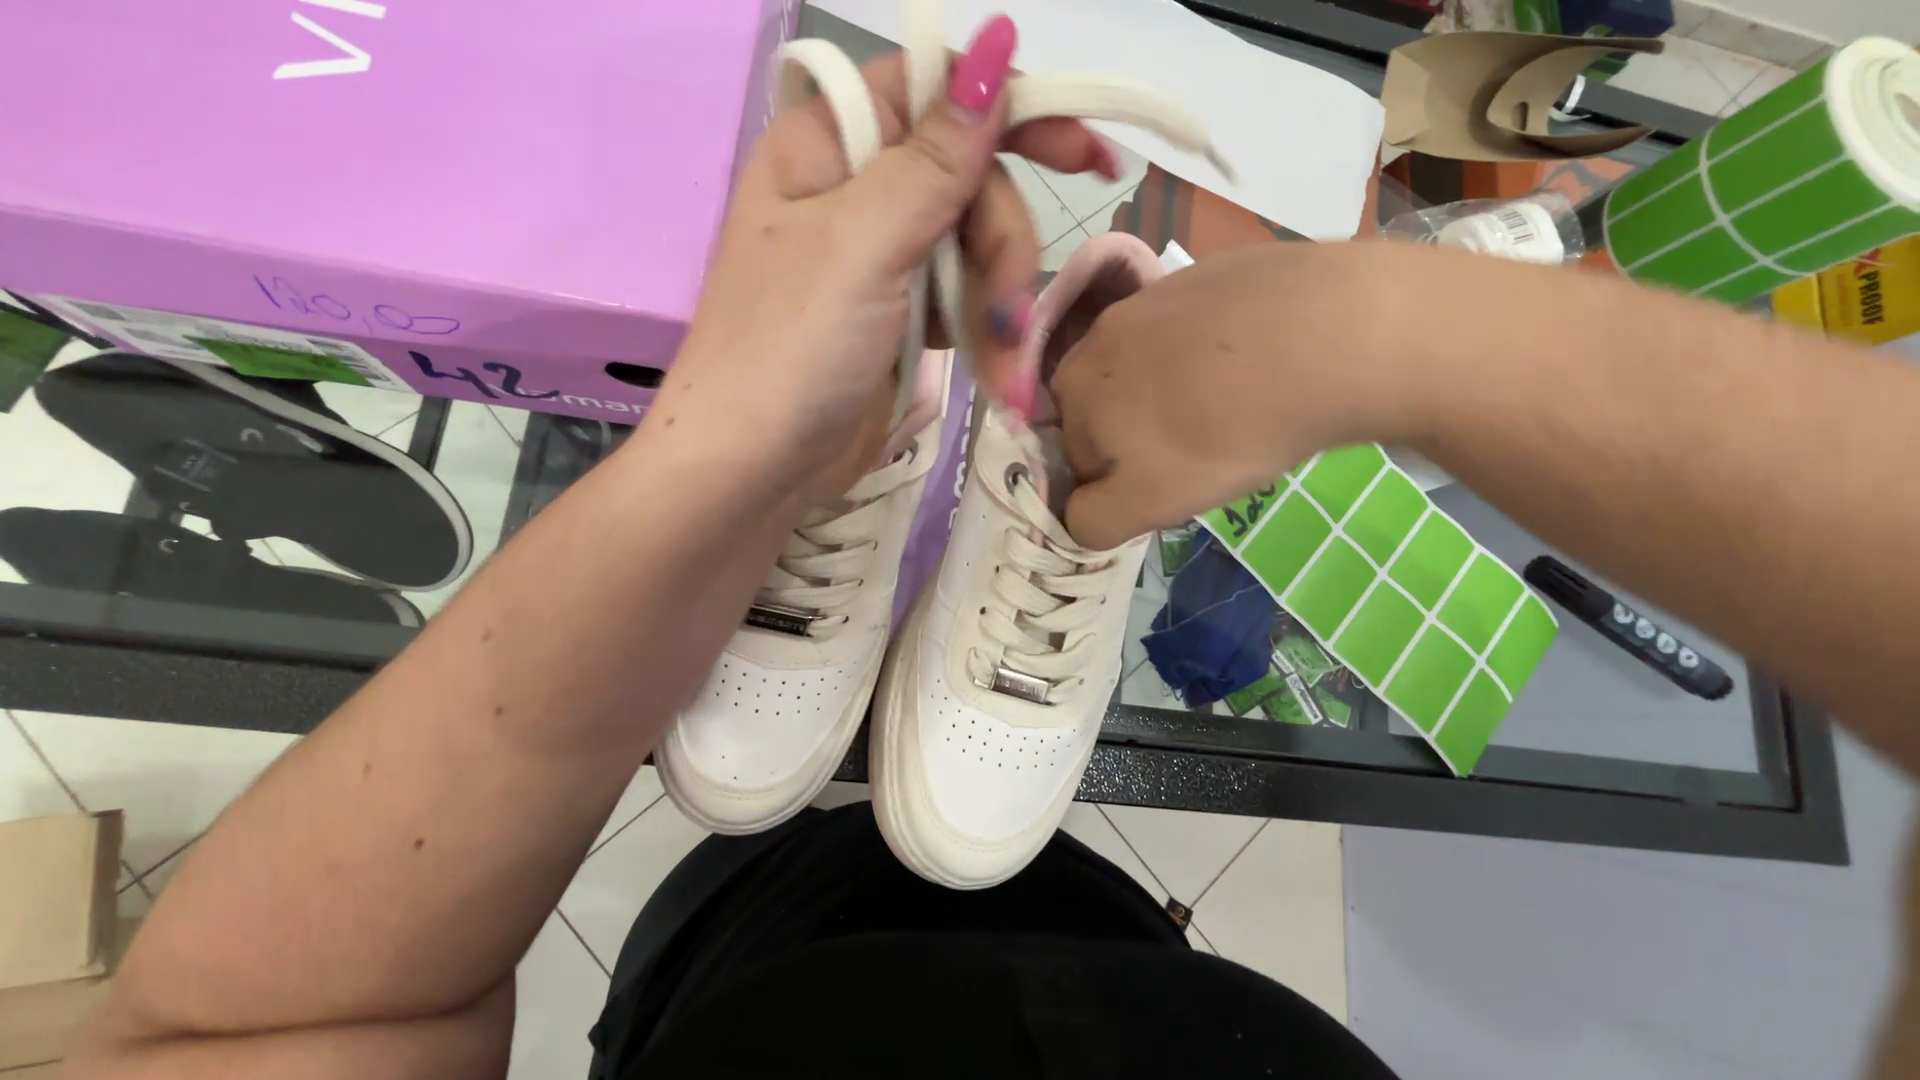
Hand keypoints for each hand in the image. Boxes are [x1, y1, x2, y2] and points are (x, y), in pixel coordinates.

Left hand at [651, 16, 1123, 499]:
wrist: (752, 471)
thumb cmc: (791, 348)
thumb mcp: (864, 242)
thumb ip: (936, 155)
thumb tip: (998, 45)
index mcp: (829, 146)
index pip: (933, 91)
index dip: (1010, 110)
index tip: (1082, 155)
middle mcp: (855, 190)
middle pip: (970, 180)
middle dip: (1003, 245)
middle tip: (1010, 312)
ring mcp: (880, 258)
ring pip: (976, 243)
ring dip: (1002, 303)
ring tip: (1005, 368)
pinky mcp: (900, 316)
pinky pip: (965, 299)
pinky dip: (987, 334)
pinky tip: (999, 374)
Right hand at [1054, 242, 1448, 548]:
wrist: (1326, 338)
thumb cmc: (1222, 432)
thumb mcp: (1146, 504)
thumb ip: (1090, 521)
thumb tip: (1074, 515)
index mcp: (1075, 389)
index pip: (1078, 455)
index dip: (1119, 482)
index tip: (1169, 488)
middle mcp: (1101, 333)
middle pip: (1111, 402)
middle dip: (1142, 431)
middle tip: (1202, 450)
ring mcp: (1157, 294)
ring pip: (1154, 363)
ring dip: (1177, 391)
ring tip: (1236, 408)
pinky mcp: (1211, 271)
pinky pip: (1199, 326)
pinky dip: (1217, 350)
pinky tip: (1262, 366)